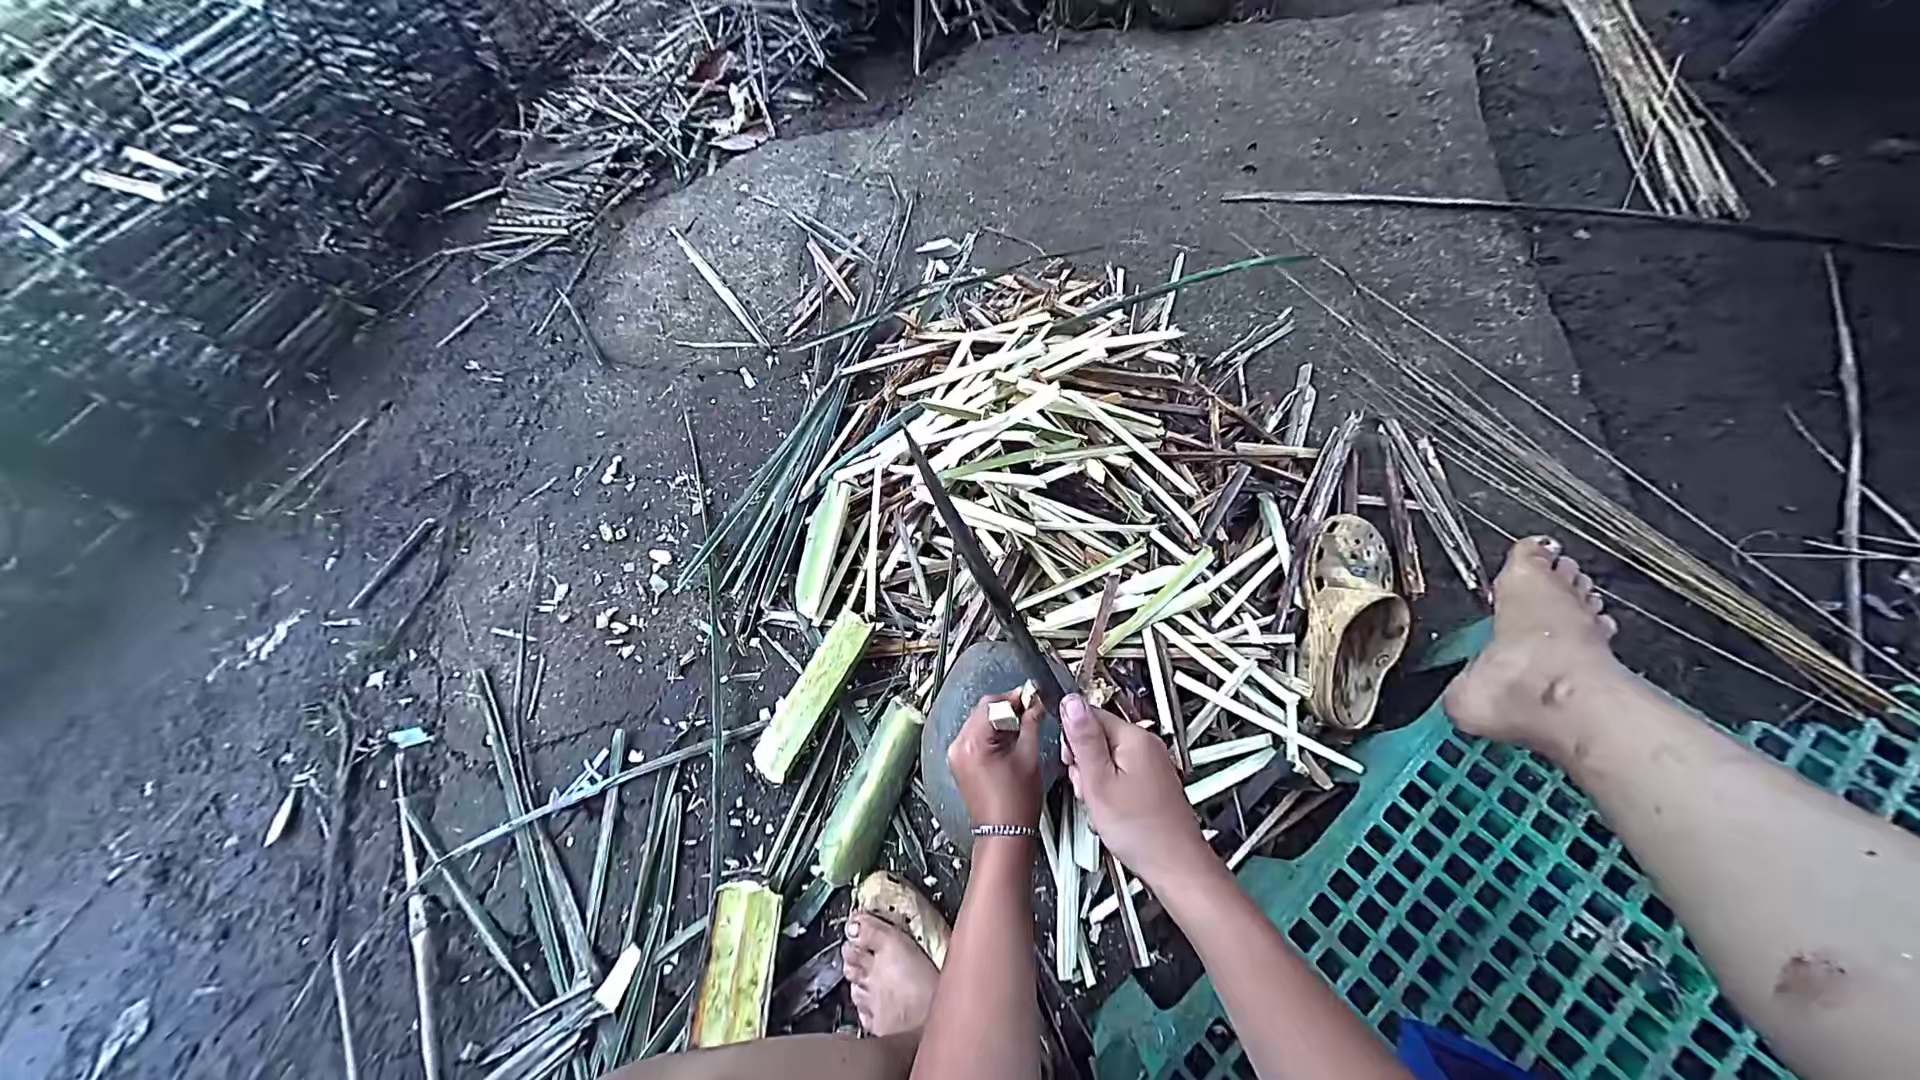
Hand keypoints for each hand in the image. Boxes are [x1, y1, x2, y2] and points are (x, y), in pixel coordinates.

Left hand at [948, 691, 1044, 829]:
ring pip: (980, 722)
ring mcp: (957, 755)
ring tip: (1024, 726)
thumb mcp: (1028, 757)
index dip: (1015, 698)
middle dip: (1008, 708)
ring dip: (1001, 720)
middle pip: (984, 710)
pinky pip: (976, 736)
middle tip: (1031, 709)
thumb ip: (1030, 724)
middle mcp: (959, 746)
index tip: (1032, 696)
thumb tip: (1034, 703)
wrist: (1005, 835)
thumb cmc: (1016, 804)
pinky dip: (993, 733)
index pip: (993, 704)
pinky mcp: (961, 762)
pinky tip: (1011, 740)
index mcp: (972, 743)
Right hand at [1061, 693, 1213, 885]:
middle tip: (1088, 788)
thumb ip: (1083, 739)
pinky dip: (1108, 790)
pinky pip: (1117, 775)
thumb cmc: (1142, 831)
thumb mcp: (1098, 781)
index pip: (1088, 714)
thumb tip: (1070, 701)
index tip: (1073, 762)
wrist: (1175, 867)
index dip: (1072, 739)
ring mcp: (1150, 764)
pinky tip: (1111, 810)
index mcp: (1134, 738)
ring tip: (1100, 803)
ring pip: (1104, 758)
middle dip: (1083, 762)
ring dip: (1094, 779)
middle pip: (1096, 736)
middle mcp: (1146, 745)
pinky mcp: (1150, 781)